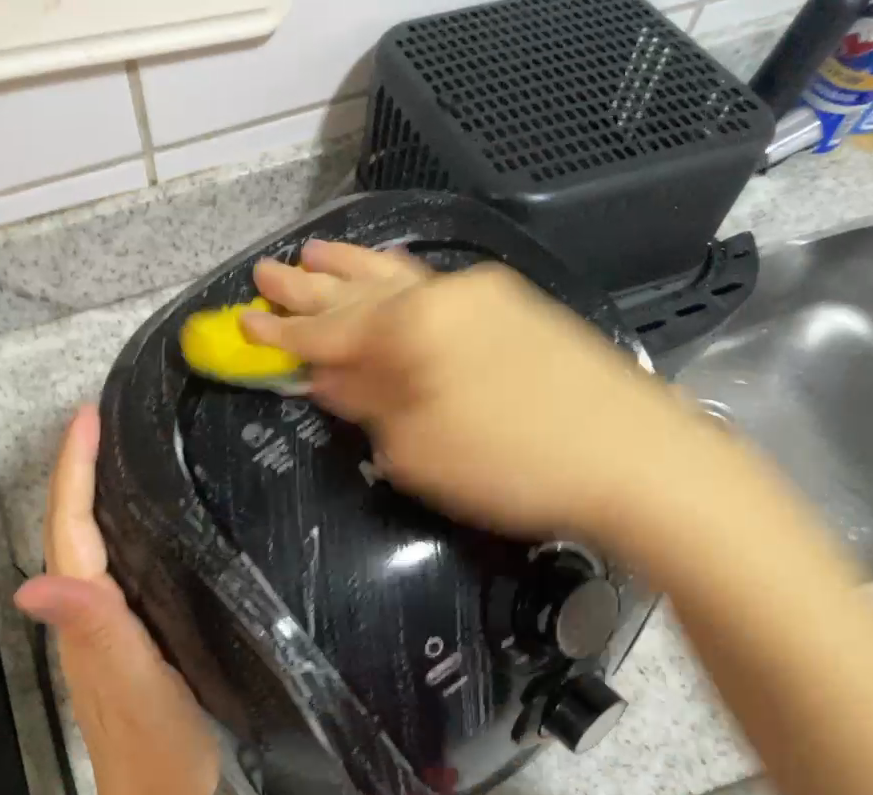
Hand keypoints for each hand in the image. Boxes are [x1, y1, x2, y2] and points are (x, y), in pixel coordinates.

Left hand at [14, 406, 218, 794]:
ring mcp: (104, 635)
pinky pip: (117, 576)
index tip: (88, 417)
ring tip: (126, 459)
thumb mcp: (135, 688)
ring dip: (98, 502)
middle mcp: (85, 619)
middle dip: (81, 474)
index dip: (74, 473)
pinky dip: (124, 539)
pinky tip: (153, 533)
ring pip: (93, 553)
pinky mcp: (127, 648)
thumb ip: (95, 633)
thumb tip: (32, 583)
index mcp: (86, 618)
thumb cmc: (157, 754)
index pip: (70, 532)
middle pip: (73, 534)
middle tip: (107, 424)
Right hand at [244, 240, 717, 548]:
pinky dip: (399, 283)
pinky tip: (388, 279)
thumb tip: (326, 380)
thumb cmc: (512, 464)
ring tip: (313, 254)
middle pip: (358, 293)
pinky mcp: (515, 311)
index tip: (241, 323)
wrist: (632, 457)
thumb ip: (367, 407)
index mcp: (410, 330)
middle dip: (308, 289)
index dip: (280, 335)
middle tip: (264, 274)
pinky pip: (434, 288)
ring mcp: (483, 298)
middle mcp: (441, 298)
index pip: (327, 333)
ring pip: (399, 278)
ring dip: (352, 269)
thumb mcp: (420, 450)